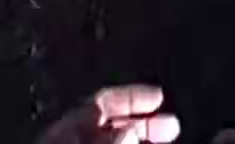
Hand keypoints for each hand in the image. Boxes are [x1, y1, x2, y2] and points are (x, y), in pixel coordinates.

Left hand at [38, 85, 181, 143]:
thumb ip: (108, 139)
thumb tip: (131, 128)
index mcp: (63, 128)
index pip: (103, 100)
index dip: (133, 96)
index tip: (159, 97)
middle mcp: (70, 139)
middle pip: (111, 125)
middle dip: (143, 123)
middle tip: (170, 126)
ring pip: (114, 142)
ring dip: (138, 140)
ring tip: (161, 141)